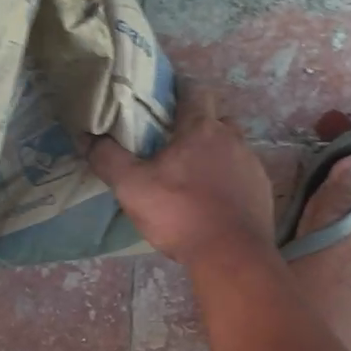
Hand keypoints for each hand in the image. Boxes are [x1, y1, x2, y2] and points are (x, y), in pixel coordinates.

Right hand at [87, 90, 276, 269]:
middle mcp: (231, 138)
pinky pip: (244, 175)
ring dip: (217, 154)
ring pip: (233, 147)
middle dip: (200, 125)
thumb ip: (107, 158)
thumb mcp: (132, 187)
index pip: (196, 92)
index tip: (167, 100)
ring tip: (195, 176)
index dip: (182, 92)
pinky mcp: (263, 191)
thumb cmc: (180, 214)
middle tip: (177, 144)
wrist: (232, 258)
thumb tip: (86, 137)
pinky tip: (216, 201)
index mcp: (201, 129)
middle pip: (217, 118)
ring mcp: (252, 165)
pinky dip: (231, 181)